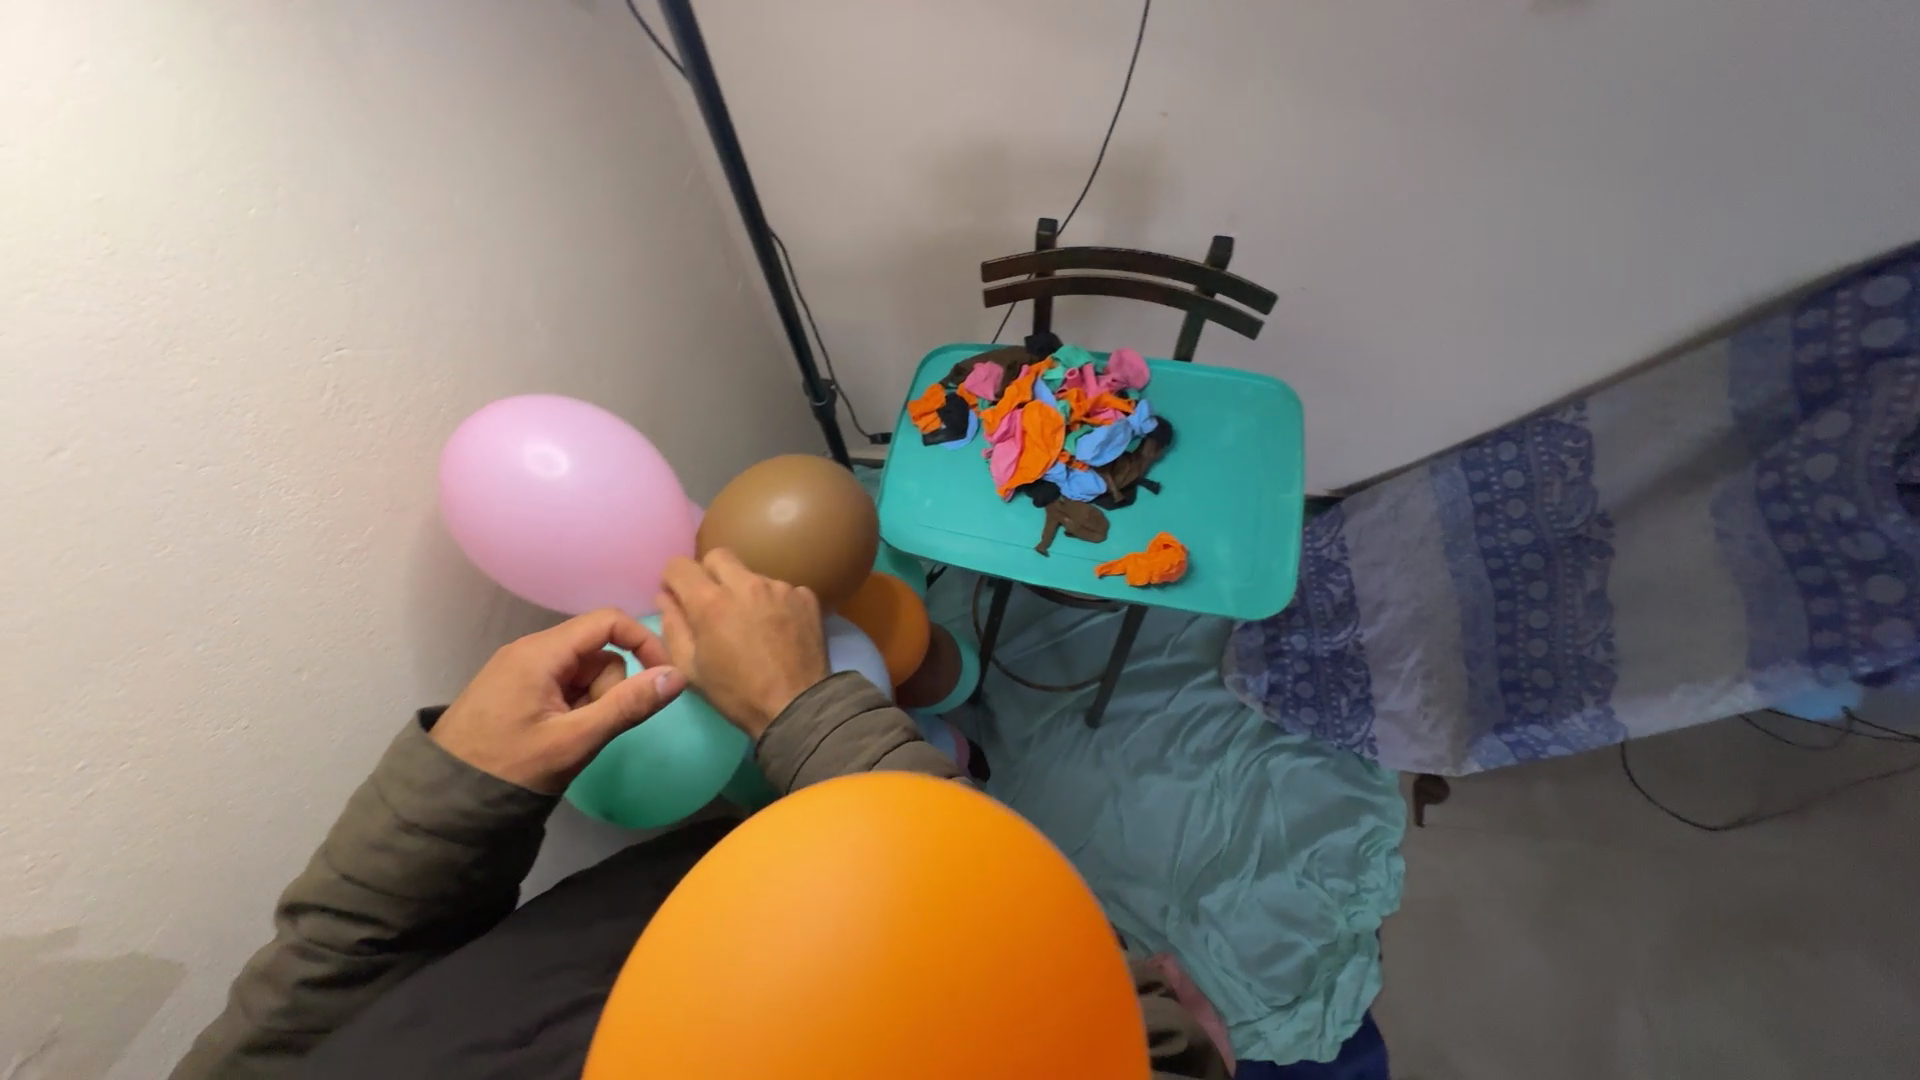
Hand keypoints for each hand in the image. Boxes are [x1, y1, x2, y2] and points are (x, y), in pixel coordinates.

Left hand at [431, 608, 686, 793]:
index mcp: (540, 653)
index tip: (662, 676)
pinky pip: (564, 683)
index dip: (643, 641)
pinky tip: (559, 735)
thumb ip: (628, 705)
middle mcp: (530, 650)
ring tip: (570, 737)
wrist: (441, 807)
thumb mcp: (576, 740)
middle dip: (610, 686)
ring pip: (584, 670)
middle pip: (598, 650)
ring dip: (592, 700)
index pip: (609, 621)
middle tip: (592, 726)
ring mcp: (521, 669)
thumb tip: (678, 675)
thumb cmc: (509, 768)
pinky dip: (575, 706)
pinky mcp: (516, 689)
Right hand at [656, 549, 830, 737]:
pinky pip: (782, 589)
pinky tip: (779, 629)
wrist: (797, 706)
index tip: (679, 596)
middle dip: (709, 574)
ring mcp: (781, 587)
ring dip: (745, 590)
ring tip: (752, 624)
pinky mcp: (806, 596)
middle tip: (714, 604)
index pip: (679, 565)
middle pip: (718, 556)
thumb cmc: (736, 693)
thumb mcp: (690, 668)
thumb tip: (666, 597)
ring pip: (752, 574)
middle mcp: (747, 583)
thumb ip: (672, 626)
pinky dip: (775, 603)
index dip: (674, 580)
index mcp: (710, 601)